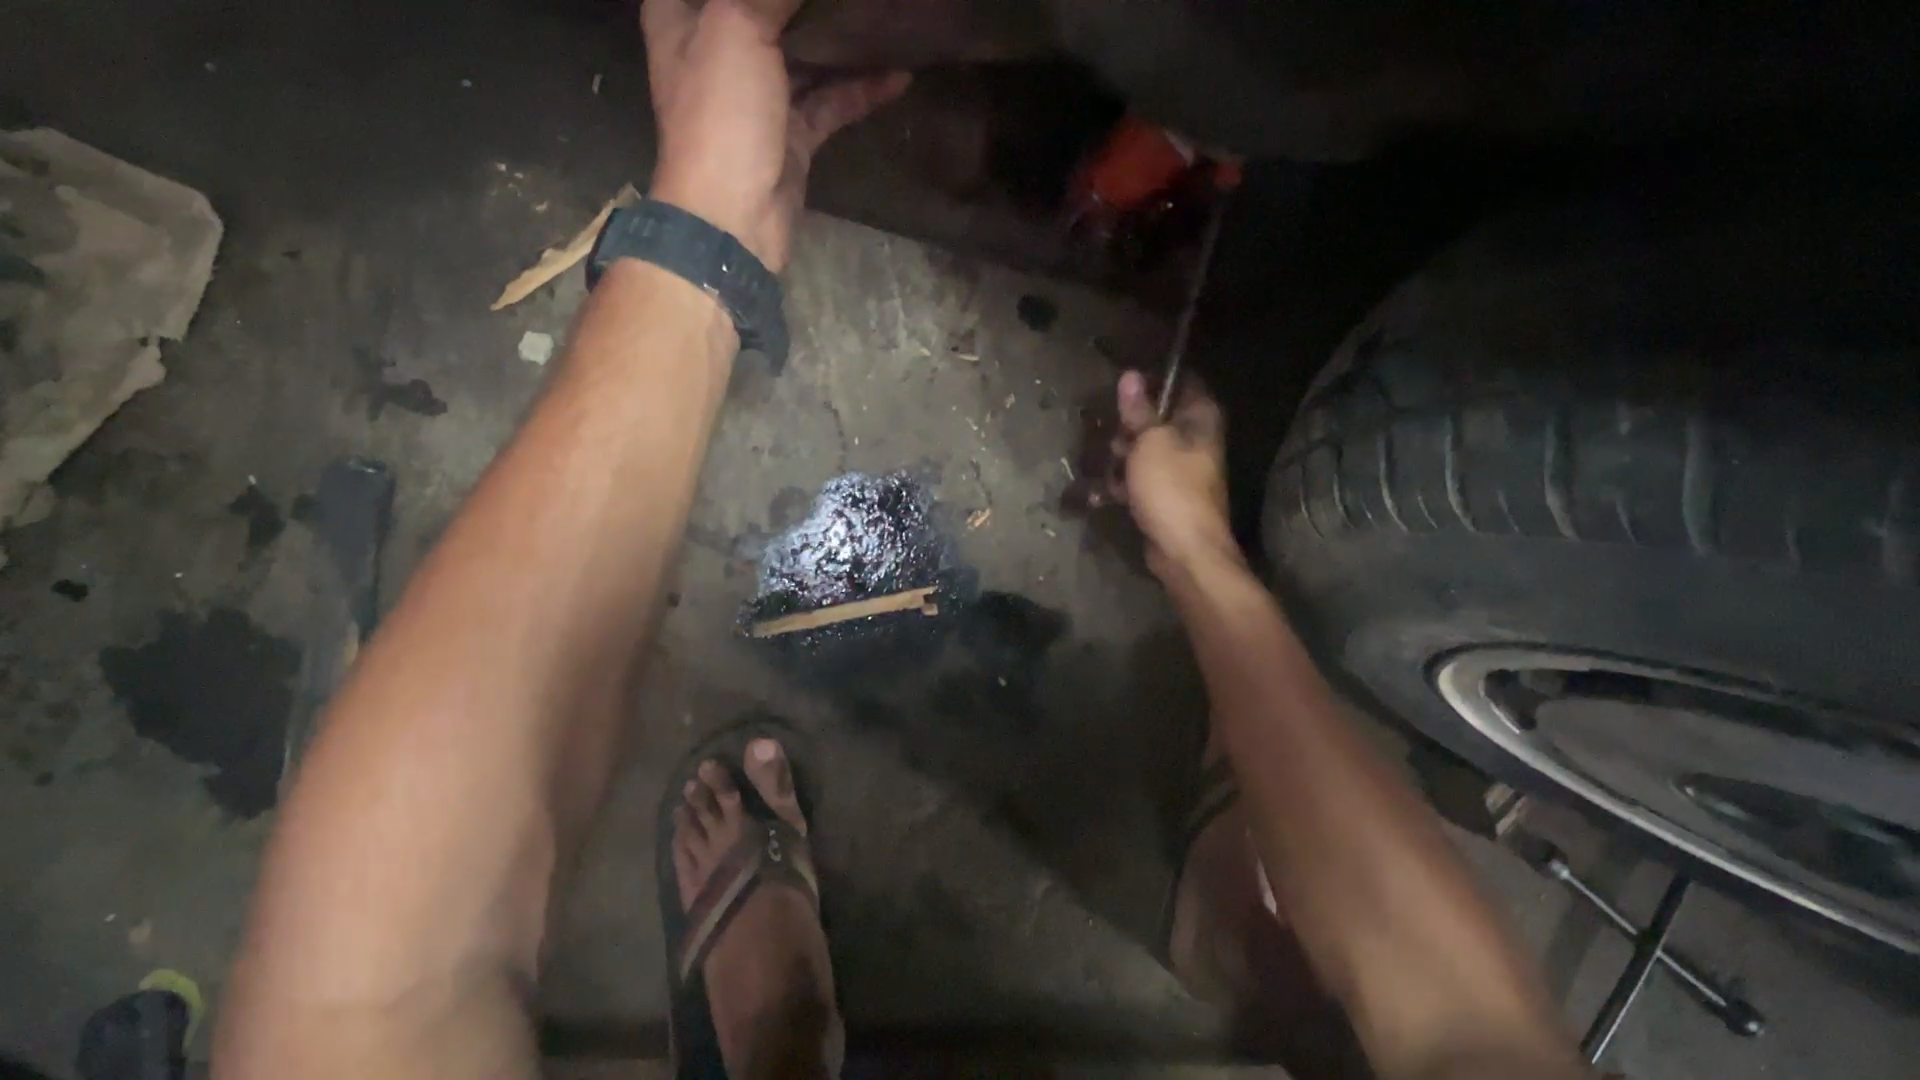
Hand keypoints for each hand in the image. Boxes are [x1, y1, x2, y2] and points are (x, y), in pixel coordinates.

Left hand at [641, 0, 908, 272]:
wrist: (733, 218)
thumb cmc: (721, 114)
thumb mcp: (738, 27)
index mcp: (682, 16)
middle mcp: (715, 50)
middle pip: (766, 11)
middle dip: (809, 2)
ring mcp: (756, 97)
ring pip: (804, 55)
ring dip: (841, 39)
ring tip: (882, 16)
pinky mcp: (791, 135)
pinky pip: (830, 101)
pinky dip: (861, 89)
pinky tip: (899, 72)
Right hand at [1107, 370, 1238, 577]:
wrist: (1184, 550)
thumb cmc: (1170, 487)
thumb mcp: (1149, 441)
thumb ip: (1138, 409)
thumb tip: (1130, 375)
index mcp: (1200, 417)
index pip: (1179, 381)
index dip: (1150, 381)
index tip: (1121, 387)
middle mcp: (1195, 437)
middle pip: (1154, 417)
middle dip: (1127, 427)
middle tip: (1116, 440)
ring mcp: (1180, 467)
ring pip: (1141, 448)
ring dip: (1120, 458)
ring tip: (1110, 471)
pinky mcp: (1165, 493)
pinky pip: (1139, 478)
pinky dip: (1124, 484)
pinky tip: (1108, 494)